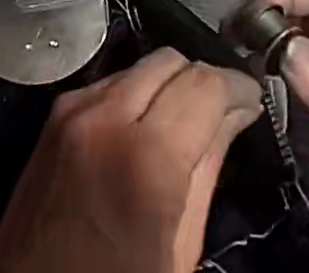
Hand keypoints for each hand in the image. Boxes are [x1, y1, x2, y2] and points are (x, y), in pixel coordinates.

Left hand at [0, 47, 264, 272]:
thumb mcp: (180, 248)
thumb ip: (209, 167)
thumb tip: (236, 112)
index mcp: (146, 157)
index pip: (208, 83)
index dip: (238, 87)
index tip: (252, 101)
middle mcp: (107, 116)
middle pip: (174, 61)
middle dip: (203, 81)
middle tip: (219, 113)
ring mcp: (75, 109)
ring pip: (143, 64)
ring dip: (170, 83)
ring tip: (183, 119)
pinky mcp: (55, 114)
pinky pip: (113, 80)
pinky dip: (138, 92)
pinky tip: (144, 124)